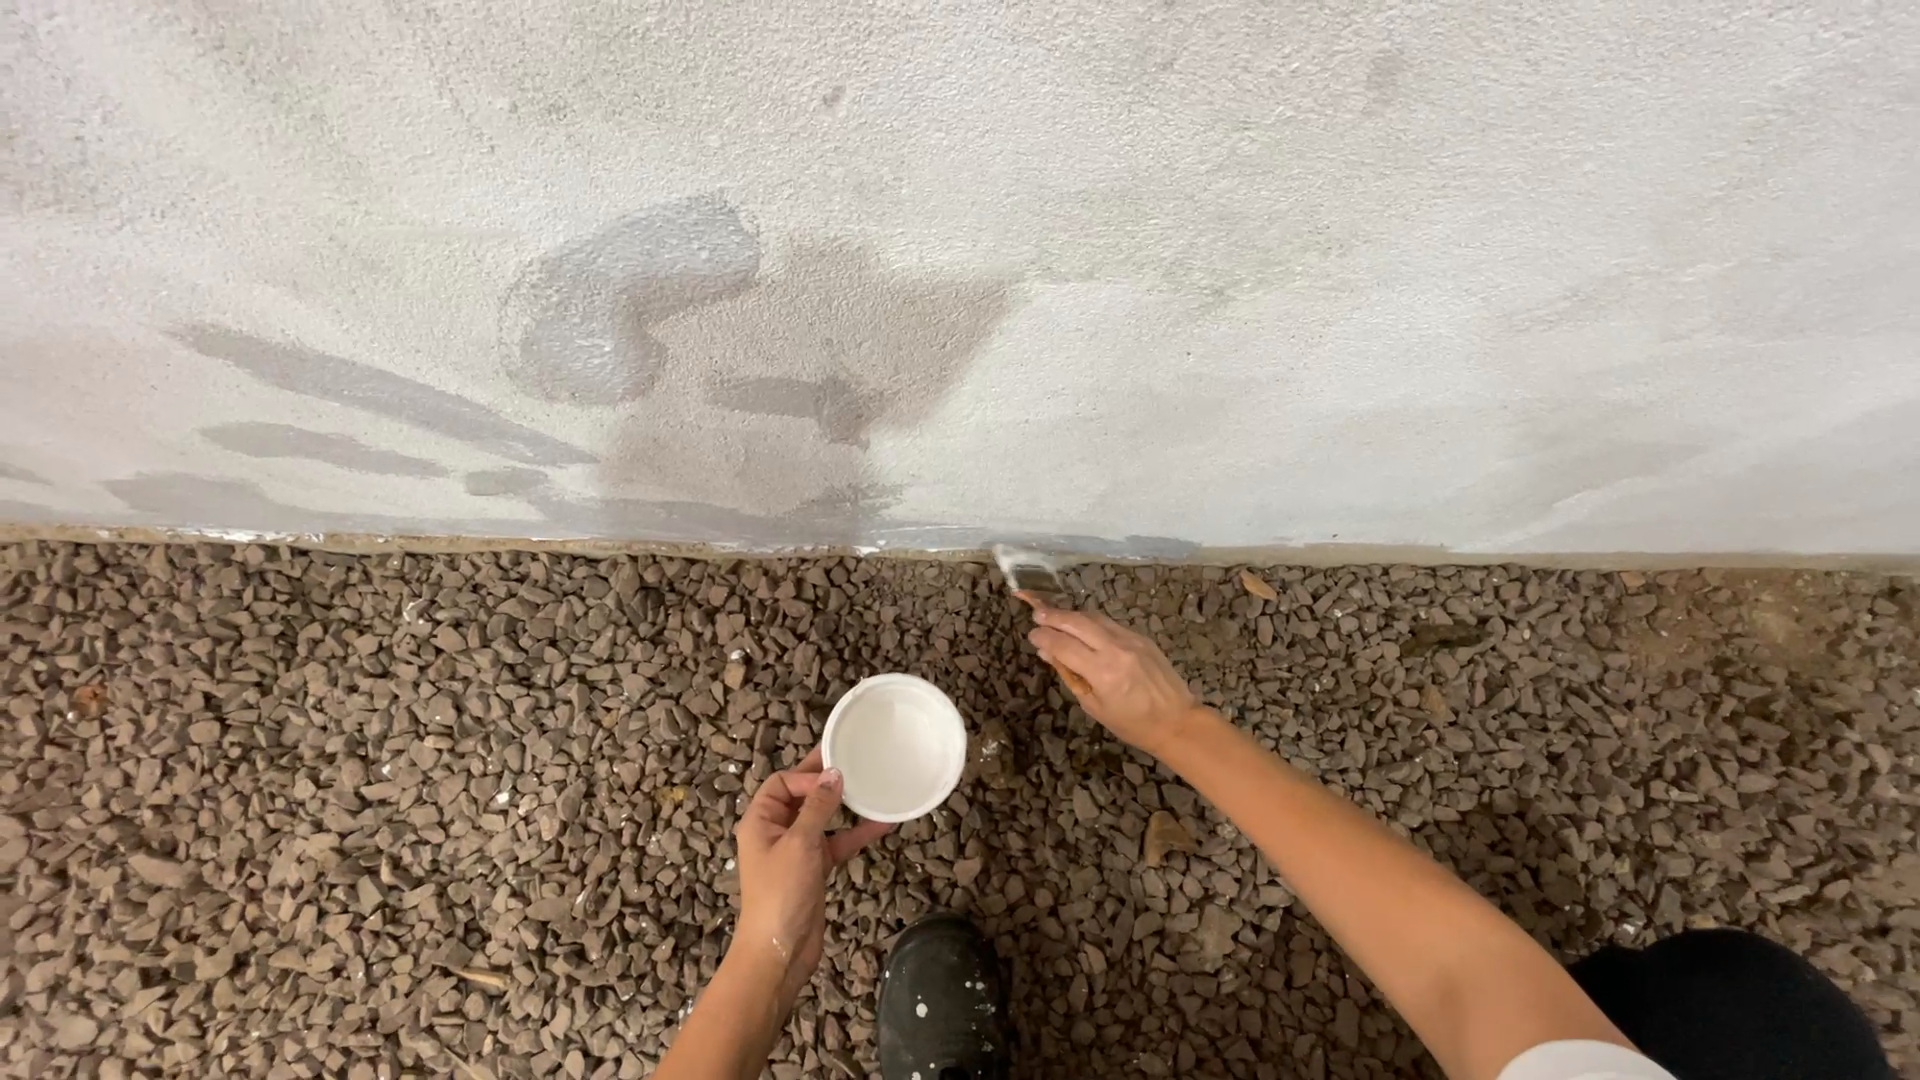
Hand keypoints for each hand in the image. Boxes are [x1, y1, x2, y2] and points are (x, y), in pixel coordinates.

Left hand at [731, 747, 891, 1000]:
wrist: (780, 952)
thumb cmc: (781, 891)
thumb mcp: (799, 842)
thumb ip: (818, 805)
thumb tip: (834, 772)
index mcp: (760, 820)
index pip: (782, 782)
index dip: (806, 774)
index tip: (835, 775)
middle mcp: (776, 831)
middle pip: (802, 796)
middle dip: (826, 781)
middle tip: (855, 758)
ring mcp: (796, 850)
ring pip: (822, 818)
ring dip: (845, 806)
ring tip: (871, 785)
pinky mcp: (814, 868)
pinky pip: (836, 842)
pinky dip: (856, 833)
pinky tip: (883, 823)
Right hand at [1019, 595, 1200, 755]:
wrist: (1176, 721)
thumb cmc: (1131, 724)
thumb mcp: (1094, 706)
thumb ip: (1071, 676)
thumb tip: (1048, 654)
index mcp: (1102, 672)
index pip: (1063, 645)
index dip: (1044, 637)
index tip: (1032, 635)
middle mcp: (1116, 649)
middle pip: (1077, 622)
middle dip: (1054, 616)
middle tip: (1036, 614)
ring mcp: (1131, 639)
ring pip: (1094, 617)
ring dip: (1072, 615)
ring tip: (1054, 616)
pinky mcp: (1141, 637)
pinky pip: (1110, 624)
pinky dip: (1092, 622)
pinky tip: (1082, 626)